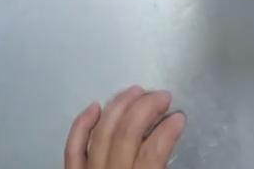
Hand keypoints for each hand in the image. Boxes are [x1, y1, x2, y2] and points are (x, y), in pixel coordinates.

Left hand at [65, 87, 185, 168]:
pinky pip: (73, 148)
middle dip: (146, 108)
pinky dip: (82, 125)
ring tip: (136, 91)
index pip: (153, 153)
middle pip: (126, 134)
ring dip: (119, 107)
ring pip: (101, 132)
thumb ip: (160, 167)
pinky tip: (94, 107)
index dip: (168, 131)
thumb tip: (170, 136)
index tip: (179, 116)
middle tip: (162, 96)